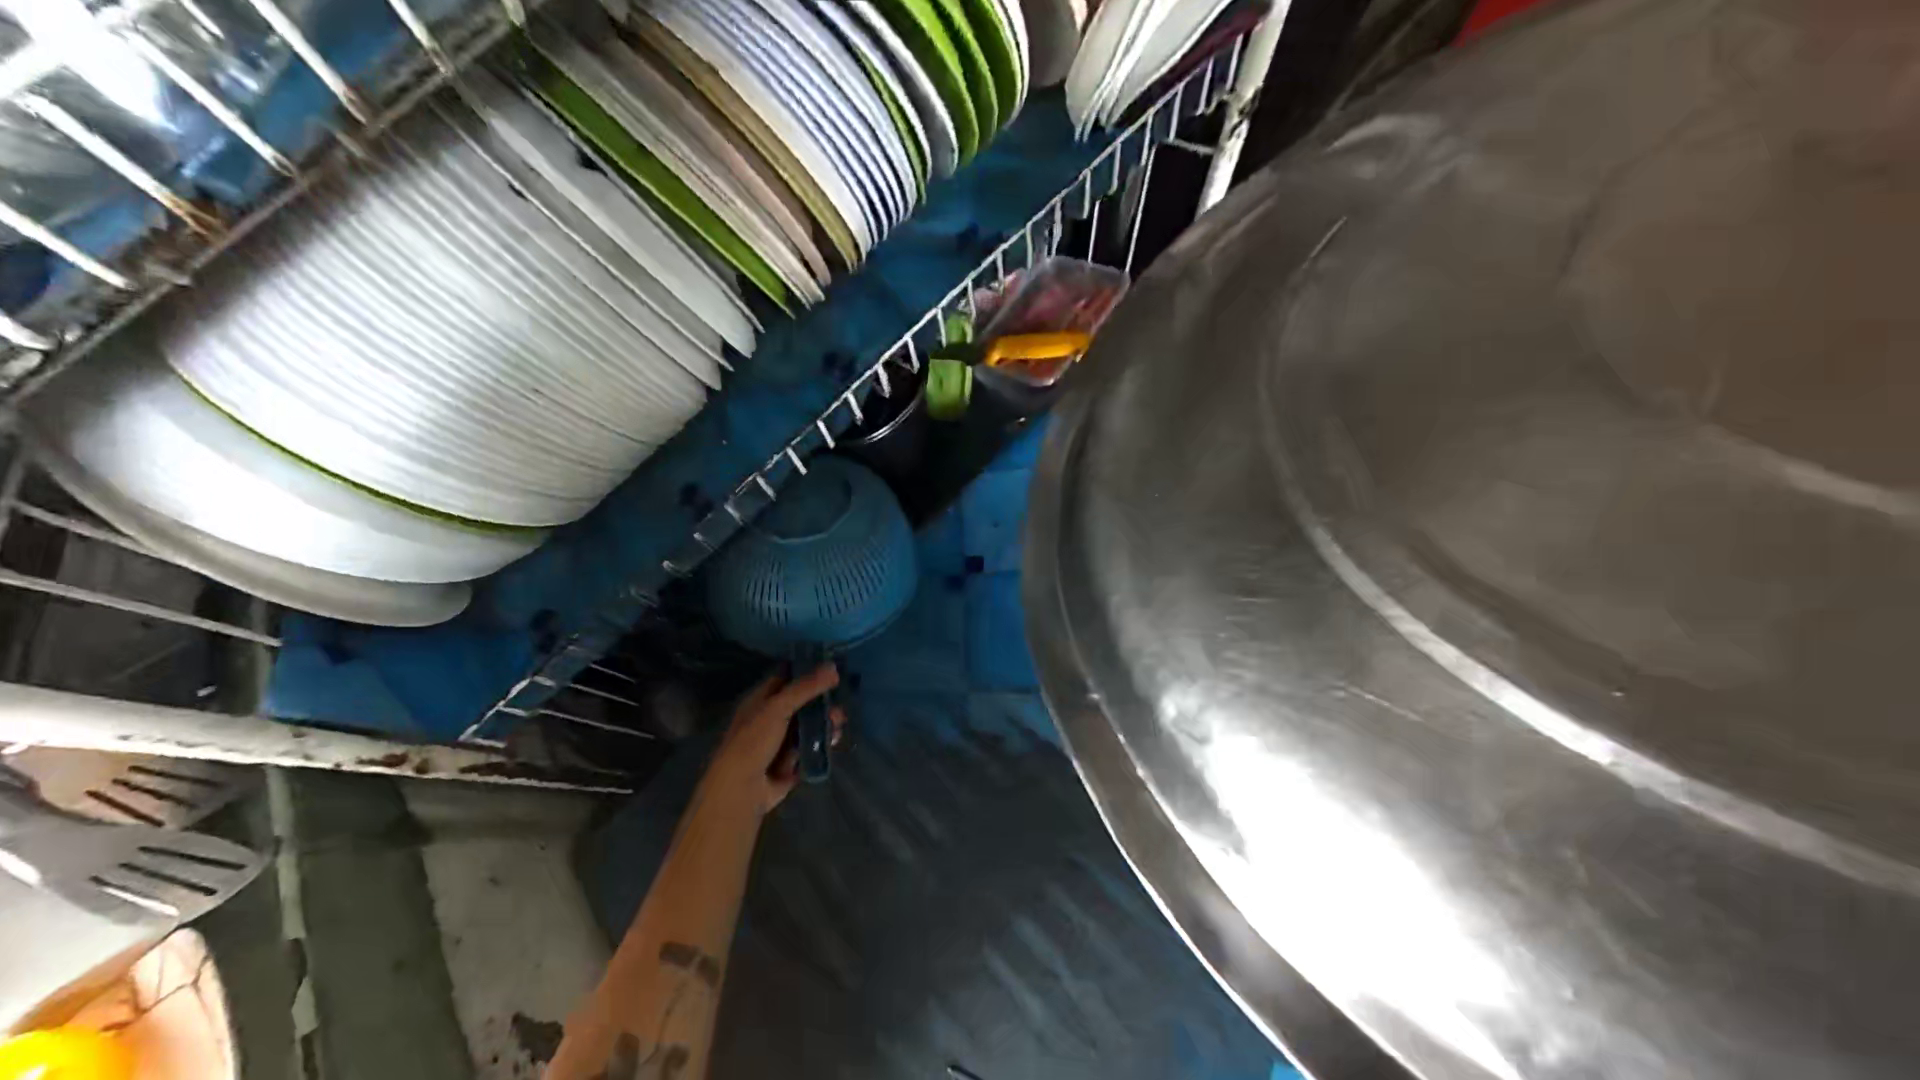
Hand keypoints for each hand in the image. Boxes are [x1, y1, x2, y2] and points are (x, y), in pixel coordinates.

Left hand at [701, 664, 845, 814]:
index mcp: (759, 701)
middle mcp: (769, 719)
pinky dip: (821, 744)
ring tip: (838, 724)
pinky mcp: (790, 763)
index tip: (830, 669)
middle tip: (838, 705)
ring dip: (824, 723)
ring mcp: (779, 743)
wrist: (741, 789)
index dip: (805, 672)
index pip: (784, 679)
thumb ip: (805, 687)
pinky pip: (810, 748)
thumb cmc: (753, 741)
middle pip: (801, 704)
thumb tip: (833, 667)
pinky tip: (834, 741)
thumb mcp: (778, 707)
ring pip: (808, 727)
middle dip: (821, 703)